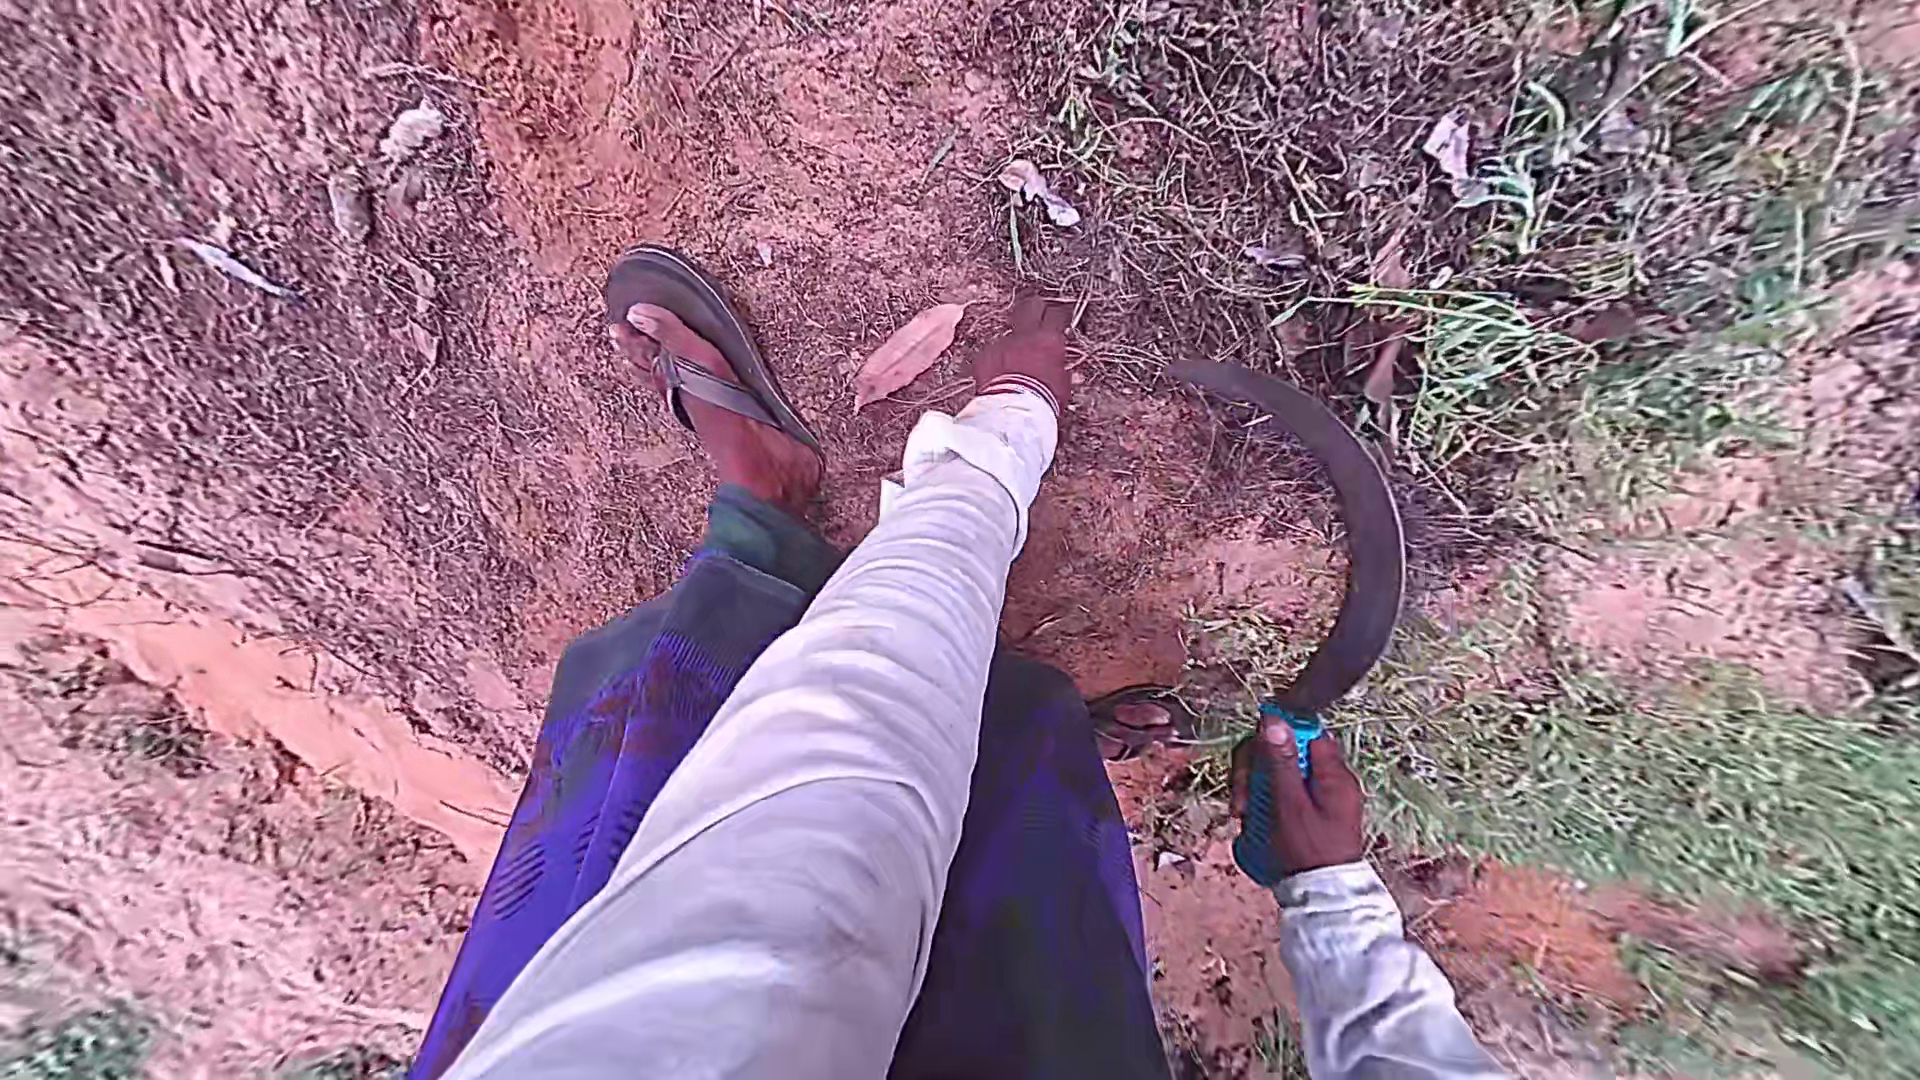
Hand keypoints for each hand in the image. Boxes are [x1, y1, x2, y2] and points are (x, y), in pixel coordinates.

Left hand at [971, 294, 1071, 411]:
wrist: (1013, 412)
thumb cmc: (1042, 402)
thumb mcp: (1062, 385)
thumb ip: (1060, 369)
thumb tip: (1060, 368)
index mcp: (1049, 340)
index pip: (1058, 314)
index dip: (1060, 313)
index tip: (1060, 317)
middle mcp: (1025, 336)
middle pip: (1031, 305)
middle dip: (1035, 308)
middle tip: (1038, 315)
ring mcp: (1003, 343)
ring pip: (1009, 330)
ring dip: (1014, 339)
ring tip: (1017, 353)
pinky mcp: (985, 355)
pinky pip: (992, 350)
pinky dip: (996, 358)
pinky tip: (999, 372)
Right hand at [1230, 725, 1365, 875]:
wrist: (1321, 901)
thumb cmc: (1307, 852)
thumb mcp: (1289, 803)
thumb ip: (1280, 760)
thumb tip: (1273, 718)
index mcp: (1333, 775)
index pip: (1304, 732)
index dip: (1276, 734)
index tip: (1255, 753)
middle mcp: (1328, 780)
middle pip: (1283, 750)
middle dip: (1255, 768)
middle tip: (1242, 794)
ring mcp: (1316, 795)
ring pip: (1274, 770)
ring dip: (1252, 785)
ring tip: (1243, 812)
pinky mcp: (1304, 809)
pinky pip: (1276, 789)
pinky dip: (1260, 798)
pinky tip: (1251, 817)